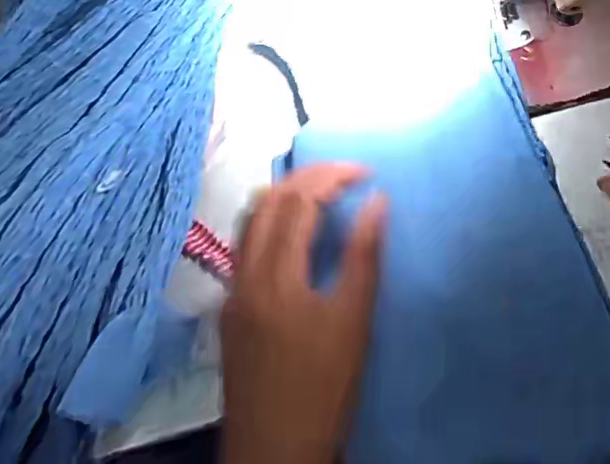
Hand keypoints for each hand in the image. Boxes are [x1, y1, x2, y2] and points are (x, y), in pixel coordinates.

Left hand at [220, 163, 385, 463]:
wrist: (274, 455)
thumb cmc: (323, 386)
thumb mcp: (354, 319)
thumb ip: (364, 254)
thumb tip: (378, 199)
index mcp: (275, 276)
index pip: (299, 200)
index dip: (334, 176)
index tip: (369, 173)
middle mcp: (244, 276)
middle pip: (270, 202)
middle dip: (311, 176)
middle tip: (350, 174)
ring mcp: (233, 294)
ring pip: (252, 220)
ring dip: (288, 194)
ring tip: (327, 192)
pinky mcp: (231, 311)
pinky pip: (248, 244)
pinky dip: (275, 219)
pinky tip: (299, 232)